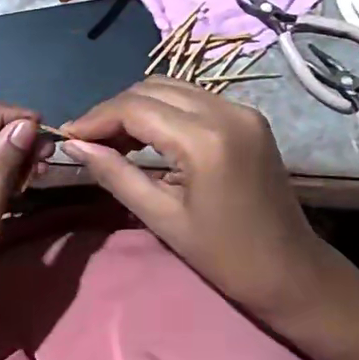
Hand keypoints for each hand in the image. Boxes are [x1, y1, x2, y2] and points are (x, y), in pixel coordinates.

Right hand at [60, 79, 342, 328]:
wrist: (291, 271)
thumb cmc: (224, 255)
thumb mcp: (162, 217)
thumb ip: (115, 174)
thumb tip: (74, 145)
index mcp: (206, 139)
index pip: (135, 108)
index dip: (96, 118)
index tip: (67, 135)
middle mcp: (227, 111)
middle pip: (152, 89)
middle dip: (114, 110)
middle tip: (87, 141)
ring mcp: (242, 110)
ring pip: (173, 88)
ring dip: (137, 107)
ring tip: (111, 140)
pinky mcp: (249, 117)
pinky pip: (194, 99)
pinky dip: (164, 111)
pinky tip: (146, 136)